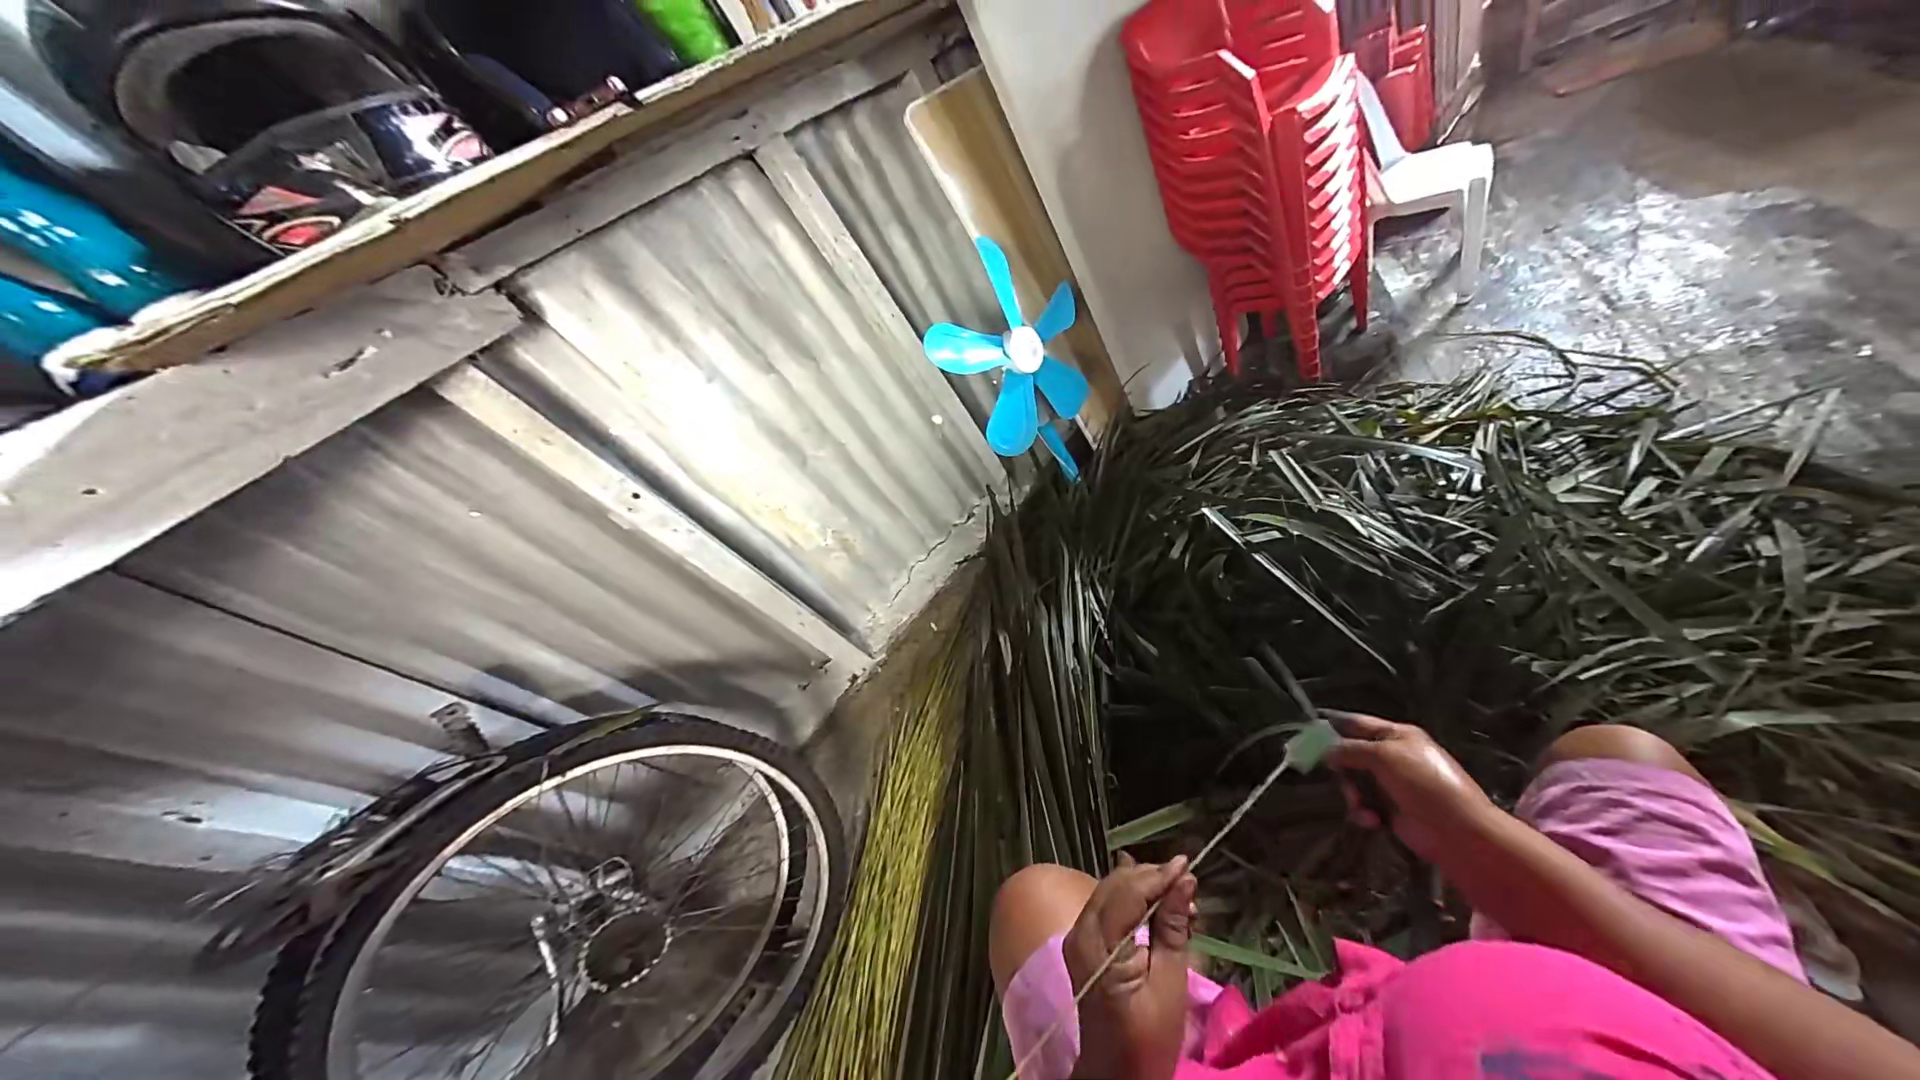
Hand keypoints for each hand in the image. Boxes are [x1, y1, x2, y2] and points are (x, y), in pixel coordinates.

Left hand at [1061, 853, 1196, 1079]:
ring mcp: (1077, 935)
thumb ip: (1173, 928)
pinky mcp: (1083, 942)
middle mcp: (1079, 930)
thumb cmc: (1148, 1040)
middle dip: (1152, 879)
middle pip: (1116, 886)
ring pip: (1111, 892)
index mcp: (1097, 943)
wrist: (1116, 1077)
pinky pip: (1108, 907)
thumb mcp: (1169, 985)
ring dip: (1145, 889)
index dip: (1159, 875)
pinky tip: (1159, 909)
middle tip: (1189, 886)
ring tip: (1181, 900)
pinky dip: (1134, 902)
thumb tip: (1185, 881)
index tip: (1189, 865)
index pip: (1128, 891)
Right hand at [1324, 712, 1498, 862]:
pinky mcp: (1390, 809)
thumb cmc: (1425, 784)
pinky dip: (1363, 812)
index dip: (1331, 727)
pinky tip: (1371, 820)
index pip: (1355, 723)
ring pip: (1353, 782)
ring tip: (1361, 806)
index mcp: (1396, 735)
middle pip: (1349, 755)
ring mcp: (1391, 784)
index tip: (1306, 736)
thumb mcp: (1384, 756)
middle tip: (1340, 779)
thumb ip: (1349, 749)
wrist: (1459, 832)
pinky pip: (1363, 805)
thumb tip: (1325, 751)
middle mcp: (1392, 756)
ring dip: (1353, 795)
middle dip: (1342, 769)